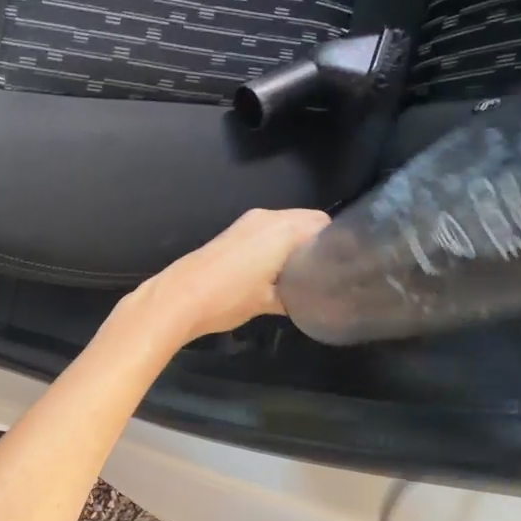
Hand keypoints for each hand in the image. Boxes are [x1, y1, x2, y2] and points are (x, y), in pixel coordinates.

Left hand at [128, 207, 330, 342]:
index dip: (337, 245)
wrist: (177, 299)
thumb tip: (312, 298)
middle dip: (316, 246)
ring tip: (302, 277)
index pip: (326, 226)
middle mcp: (266, 217)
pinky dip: (274, 248)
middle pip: (306, 224)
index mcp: (283, 227)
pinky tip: (275, 274)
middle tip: (324, 275)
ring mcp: (245, 224)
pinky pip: (264, 235)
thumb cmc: (228, 298)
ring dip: (293, 247)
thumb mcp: (270, 302)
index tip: (343, 267)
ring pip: (284, 229)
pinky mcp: (230, 235)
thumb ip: (298, 295)